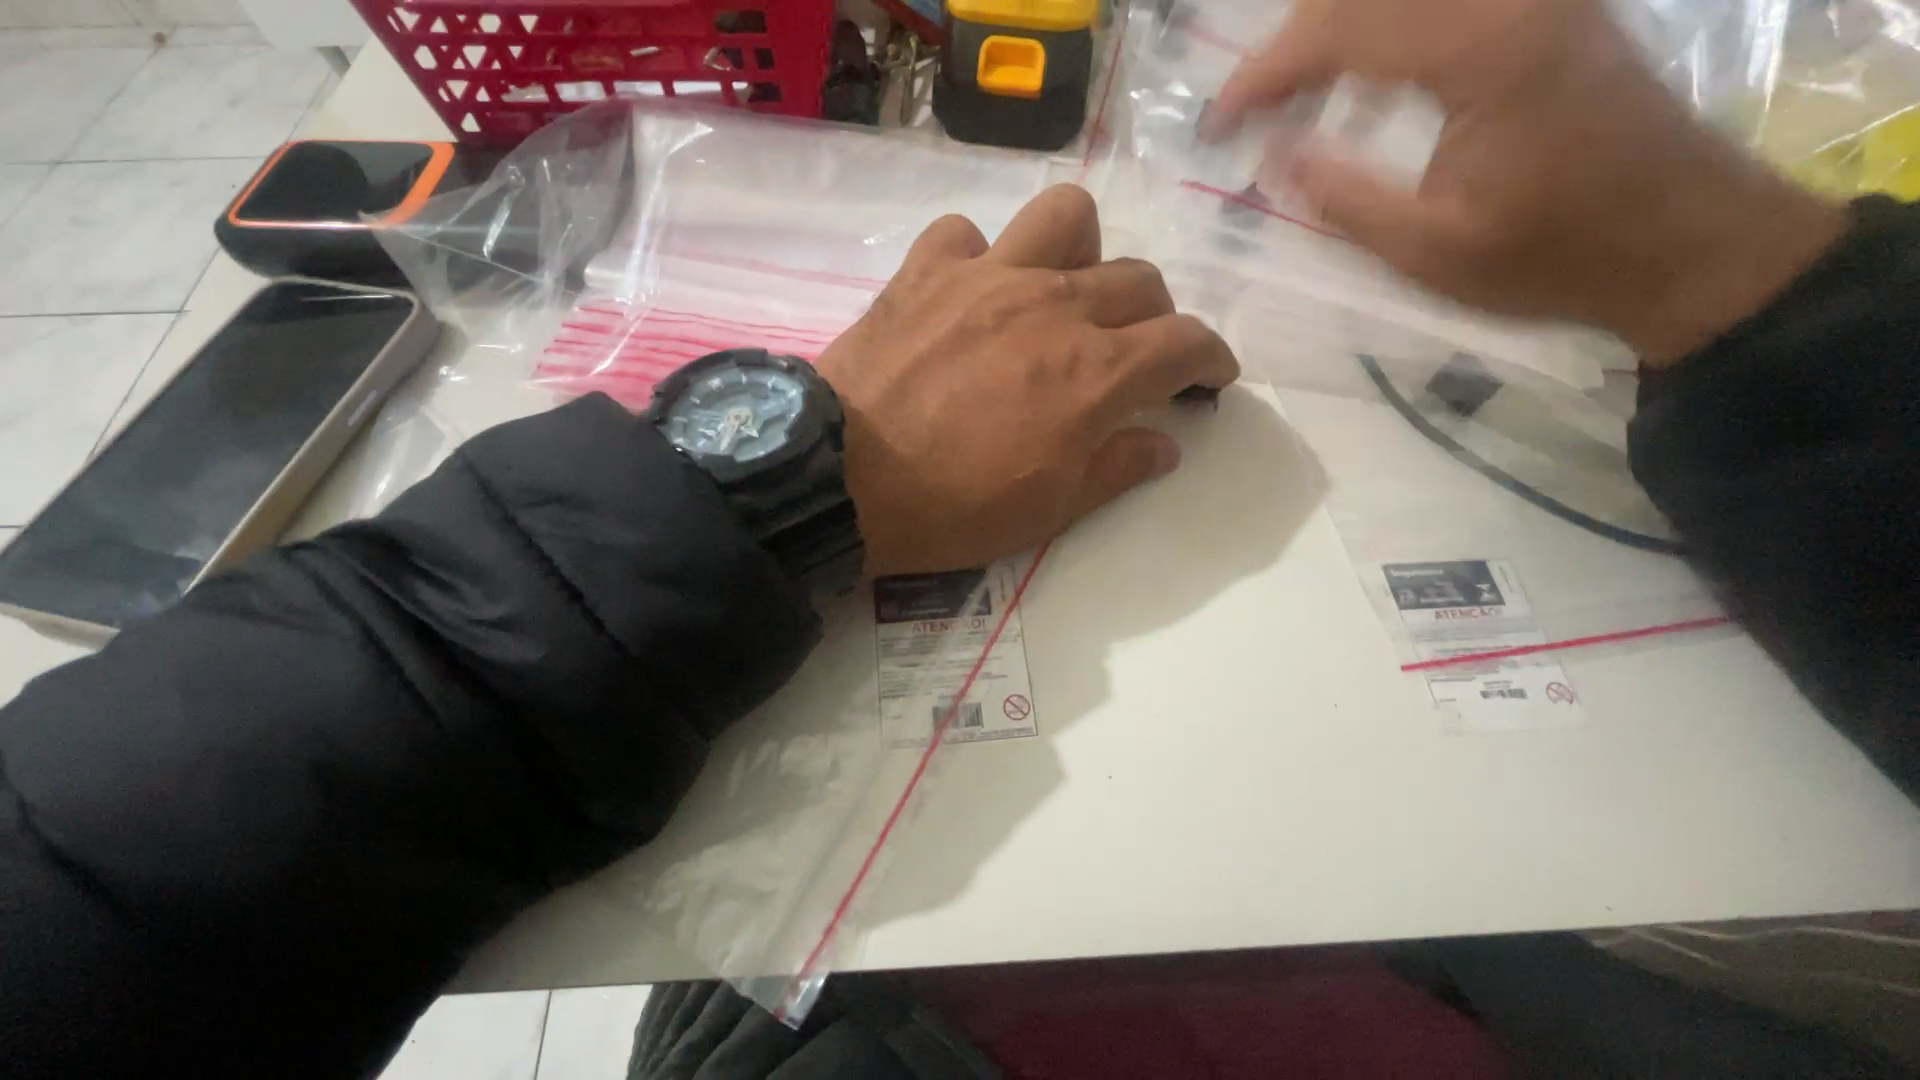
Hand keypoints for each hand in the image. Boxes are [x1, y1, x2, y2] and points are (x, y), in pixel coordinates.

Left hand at [817, 185, 1238, 577]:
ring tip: (1062, 295)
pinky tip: (972, 294)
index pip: (1187, 341)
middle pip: (1138, 280)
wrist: (842, 483)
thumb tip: (1164, 442)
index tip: (1210, 377)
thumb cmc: (952, 510)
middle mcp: (1054, 305)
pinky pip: (967, 233)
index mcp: (1096, 371)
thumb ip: (1118, 468)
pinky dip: (980, 257)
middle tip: (1131, 354)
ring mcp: (987, 277)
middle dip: (1154, 318)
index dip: (1212, 358)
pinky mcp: (926, 271)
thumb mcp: (1050, 511)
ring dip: (1081, 253)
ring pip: (1066, 218)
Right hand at [1208, 0, 1844, 362]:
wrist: (1683, 240)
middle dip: (1290, 46)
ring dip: (1332, 33)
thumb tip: (1274, 154)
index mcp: (1482, 49)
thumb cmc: (1554, 257)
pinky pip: (1436, 4)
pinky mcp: (1544, 9)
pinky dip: (1377, 32)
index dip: (1264, 73)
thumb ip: (1343, 197)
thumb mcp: (1429, 250)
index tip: (1216, 123)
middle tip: (1247, 113)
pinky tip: (1358, 81)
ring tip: (1291, 98)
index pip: (1342, 27)